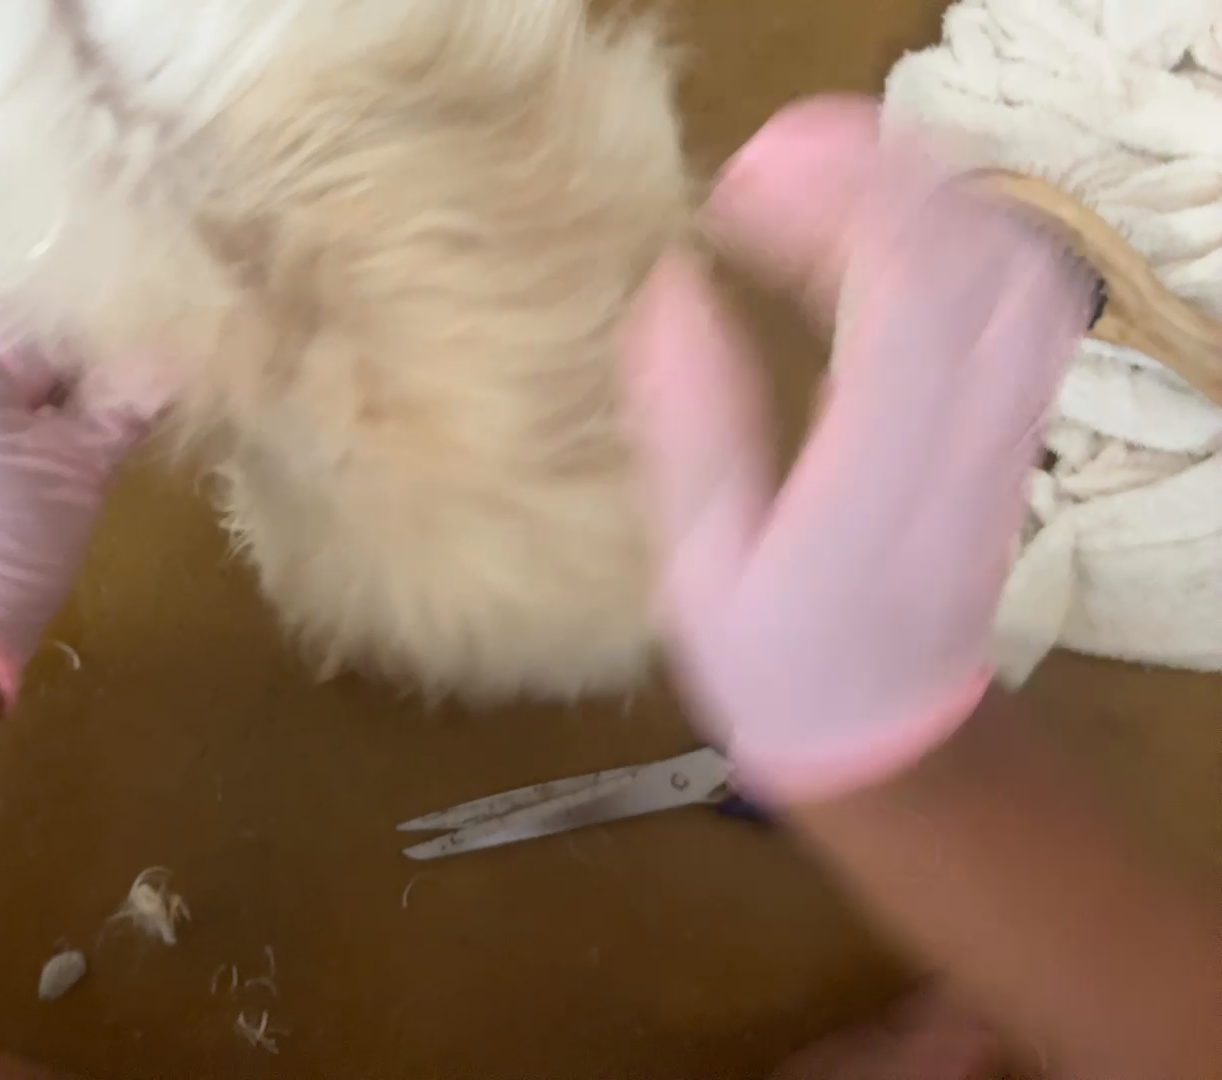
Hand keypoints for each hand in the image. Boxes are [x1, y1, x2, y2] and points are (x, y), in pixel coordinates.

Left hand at [0, 328, 150, 706]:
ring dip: (16, 420)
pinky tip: (8, 494)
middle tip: (94, 430)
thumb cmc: (10, 539)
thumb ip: (121, 412)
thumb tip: (167, 368)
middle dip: (51, 390)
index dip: (91, 358)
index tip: (125, 392)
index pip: (39, 332)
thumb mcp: (80, 472)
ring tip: (55, 466)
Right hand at [620, 96, 1092, 802]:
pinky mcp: (1003, 422)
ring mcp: (1003, 423)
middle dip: (878, 171)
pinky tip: (868, 225)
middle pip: (974, 255)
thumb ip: (690, 427)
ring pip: (1004, 264)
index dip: (832, 210)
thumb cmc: (771, 654)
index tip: (736, 180)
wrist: (886, 723)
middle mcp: (966, 431)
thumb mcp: (700, 559)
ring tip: (810, 166)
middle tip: (771, 147)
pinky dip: (938, 234)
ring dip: (914, 190)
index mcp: (875, 471)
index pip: (897, 299)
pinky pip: (1000, 298)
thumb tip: (667, 296)